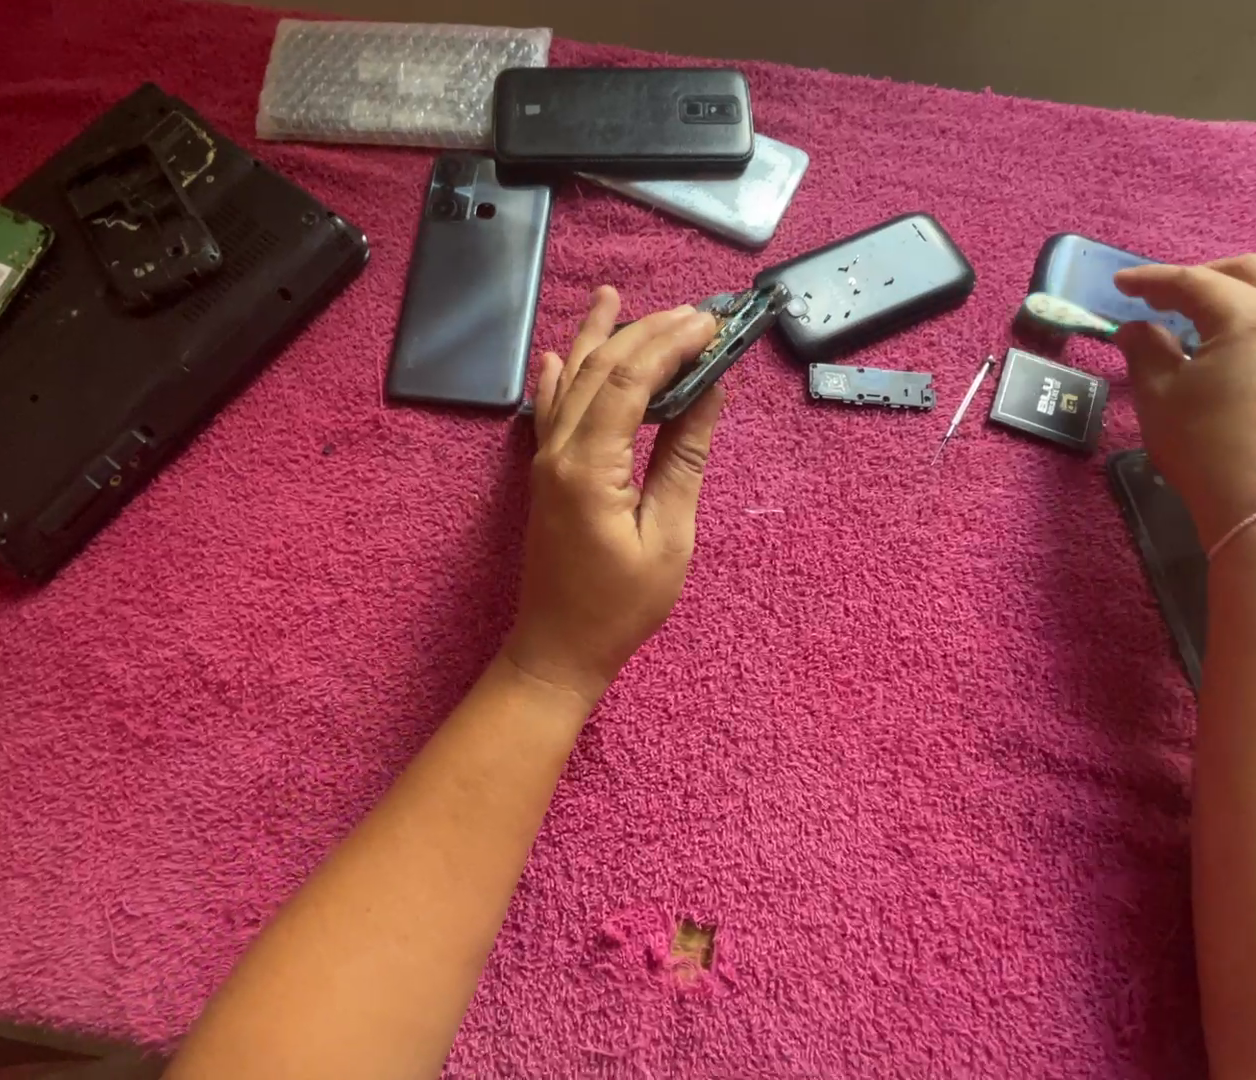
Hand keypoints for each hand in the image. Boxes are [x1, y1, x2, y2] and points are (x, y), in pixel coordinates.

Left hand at [500, 286, 725, 703]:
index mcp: (589, 466)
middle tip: (692, 312)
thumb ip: (684, 457)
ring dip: (594, 338)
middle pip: (598, 370)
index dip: (671, 344)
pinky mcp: (543, 475)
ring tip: (611, 296)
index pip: (629, 381)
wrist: (557, 648)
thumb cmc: (620, 607)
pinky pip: (547, 412)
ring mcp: (544, 461)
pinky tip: (554, 354)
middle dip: (645, 333)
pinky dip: (554, 378)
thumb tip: (709, 393)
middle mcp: (558, 451)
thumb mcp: (668, 535)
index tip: (712, 324)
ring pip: (568, 381)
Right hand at [1112, 255, 1255, 545]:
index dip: (1151, 281)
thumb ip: (1147, 350)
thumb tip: (1137, 328)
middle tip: (1166, 297)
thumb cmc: (1205, 447)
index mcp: (1251, 317)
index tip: (1121, 285)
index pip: (1193, 283)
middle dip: (1205, 277)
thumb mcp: (1159, 396)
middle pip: (1253, 272)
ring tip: (1232, 307)